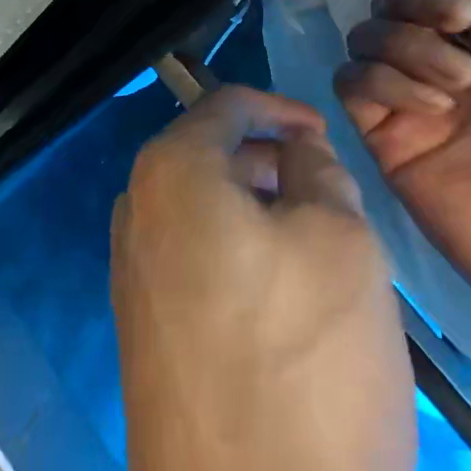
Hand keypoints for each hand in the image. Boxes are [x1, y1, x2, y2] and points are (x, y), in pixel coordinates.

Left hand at [111, 86, 413, 470]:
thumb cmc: (307, 364)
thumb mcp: (341, 242)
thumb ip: (318, 172)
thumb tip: (297, 150)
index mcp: (170, 174)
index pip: (224, 106)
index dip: (280, 108)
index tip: (323, 133)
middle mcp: (134, 214)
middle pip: (205, 157)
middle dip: (267, 160)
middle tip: (326, 190)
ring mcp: (129, 277)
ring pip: (198, 211)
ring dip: (252, 208)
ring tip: (312, 241)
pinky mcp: (141, 332)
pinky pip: (189, 261)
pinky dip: (233, 254)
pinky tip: (279, 296)